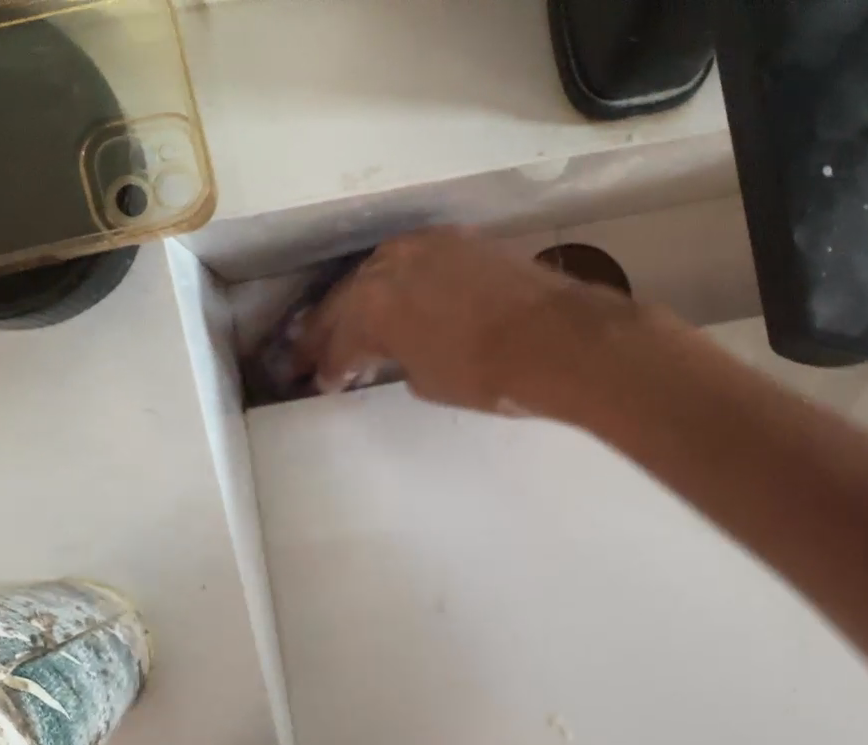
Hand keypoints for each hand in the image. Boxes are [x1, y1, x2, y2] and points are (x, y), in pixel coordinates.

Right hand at [302, 227, 639, 416]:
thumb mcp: (429, 382)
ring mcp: (424, 246)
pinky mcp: (457, 240)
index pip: (338, 342)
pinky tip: (396, 294)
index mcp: (372, 307)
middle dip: (328, 330)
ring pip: (376, 273)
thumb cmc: (487, 374)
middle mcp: (388, 266)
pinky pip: (411, 261)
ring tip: (350, 322)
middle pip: (346, 300)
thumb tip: (400, 355)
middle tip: (312, 351)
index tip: (320, 381)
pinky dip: (397, 281)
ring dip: (359, 299)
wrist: (555, 339)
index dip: (326, 366)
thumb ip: (401, 363)